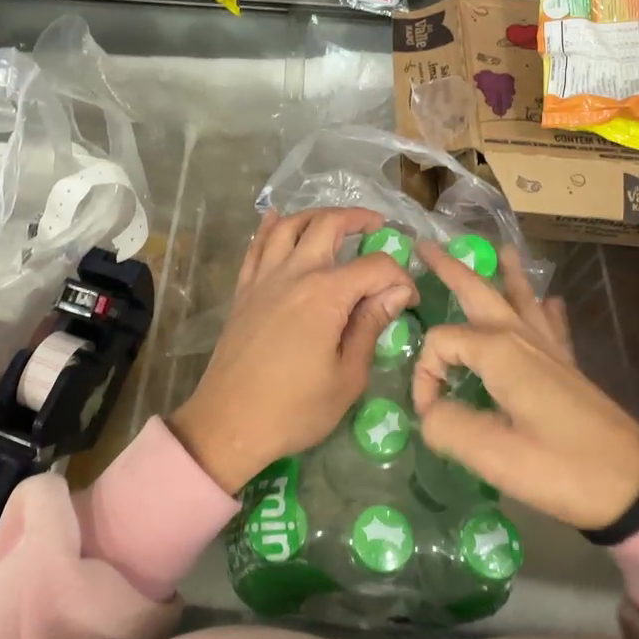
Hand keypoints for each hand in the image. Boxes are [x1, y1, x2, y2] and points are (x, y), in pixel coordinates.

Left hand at [169, 208, 417, 494]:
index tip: (409, 299)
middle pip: (327, 225)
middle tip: (377, 227)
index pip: (374, 267)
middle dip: (358, 219)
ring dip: (316, 215)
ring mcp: (264, 278)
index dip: (399, 278)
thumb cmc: (295, 409)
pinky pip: (256, 246)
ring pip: (289, 226)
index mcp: (325, 295)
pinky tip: (276, 218)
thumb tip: (395, 293)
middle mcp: (294, 274)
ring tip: (335, 221)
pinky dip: (269, 227)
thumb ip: (370, 327)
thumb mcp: (347, 377)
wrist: (229, 423)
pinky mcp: (244, 291)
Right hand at [411, 241, 638, 530]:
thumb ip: (448, 426)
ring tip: (500, 250)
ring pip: (521, 298)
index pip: (440, 344)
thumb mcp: (493, 455)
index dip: (425, 376)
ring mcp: (548, 349)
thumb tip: (429, 410)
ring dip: (506, 274)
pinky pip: (551, 323)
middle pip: (479, 291)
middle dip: (451, 268)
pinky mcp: (567, 367)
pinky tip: (550, 301)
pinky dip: (545, 307)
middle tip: (426, 246)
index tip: (431, 415)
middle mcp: (521, 338)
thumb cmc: (560, 467)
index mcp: (498, 352)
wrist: (632, 484)